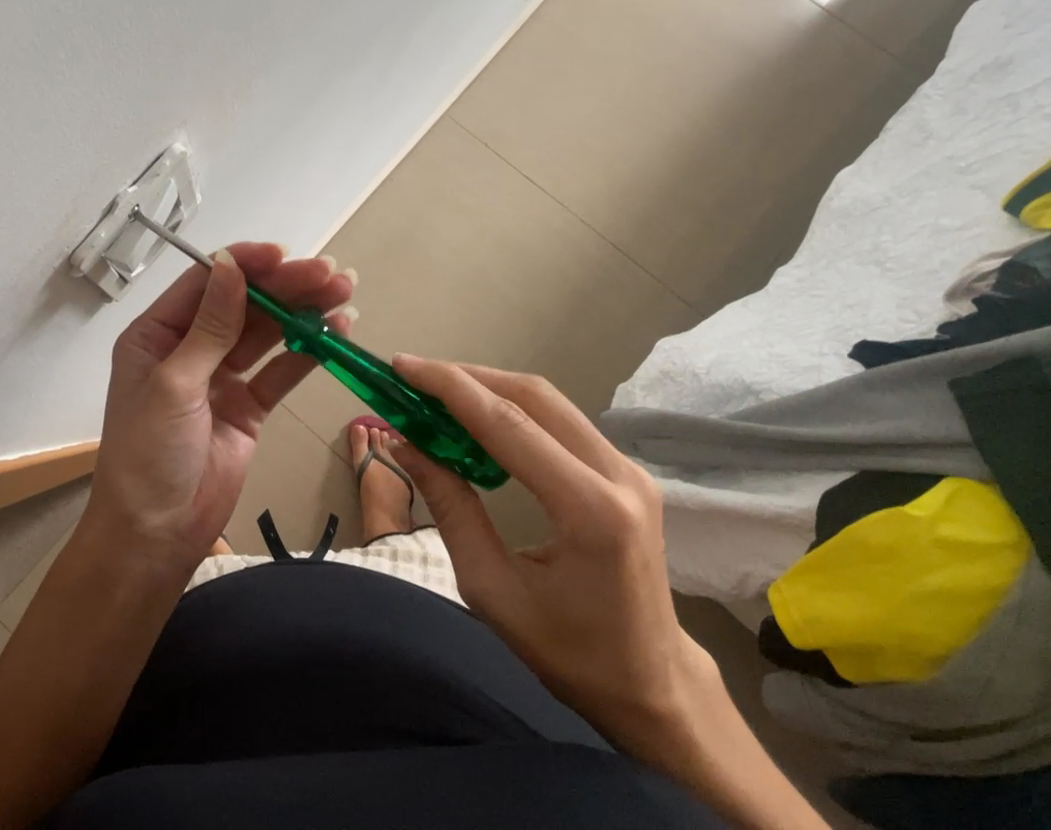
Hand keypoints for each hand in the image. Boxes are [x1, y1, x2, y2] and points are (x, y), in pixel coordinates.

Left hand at [85, 243, 353, 570]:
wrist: (156, 532)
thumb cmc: (149, 453)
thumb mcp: (174, 384)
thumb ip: (209, 327)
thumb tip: (231, 266)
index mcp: (156, 335)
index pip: (205, 285)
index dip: (245, 266)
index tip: (285, 256)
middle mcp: (188, 349)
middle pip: (242, 305)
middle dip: (285, 287)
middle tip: (331, 275)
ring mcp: (221, 378)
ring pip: (266, 334)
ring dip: (303, 313)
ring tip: (344, 293)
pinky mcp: (248, 407)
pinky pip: (280, 371)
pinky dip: (306, 353)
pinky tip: (336, 333)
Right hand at [387, 358, 720, 753]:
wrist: (650, 682)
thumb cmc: (567, 650)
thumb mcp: (491, 588)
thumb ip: (450, 509)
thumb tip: (406, 446)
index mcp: (589, 510)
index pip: (508, 424)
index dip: (449, 387)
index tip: (400, 367)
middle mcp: (619, 476)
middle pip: (534, 396)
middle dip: (466, 378)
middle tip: (410, 378)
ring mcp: (630, 472)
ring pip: (550, 403)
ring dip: (488, 389)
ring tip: (433, 396)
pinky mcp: (627, 475)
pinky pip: (562, 423)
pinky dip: (512, 412)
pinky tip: (476, 423)